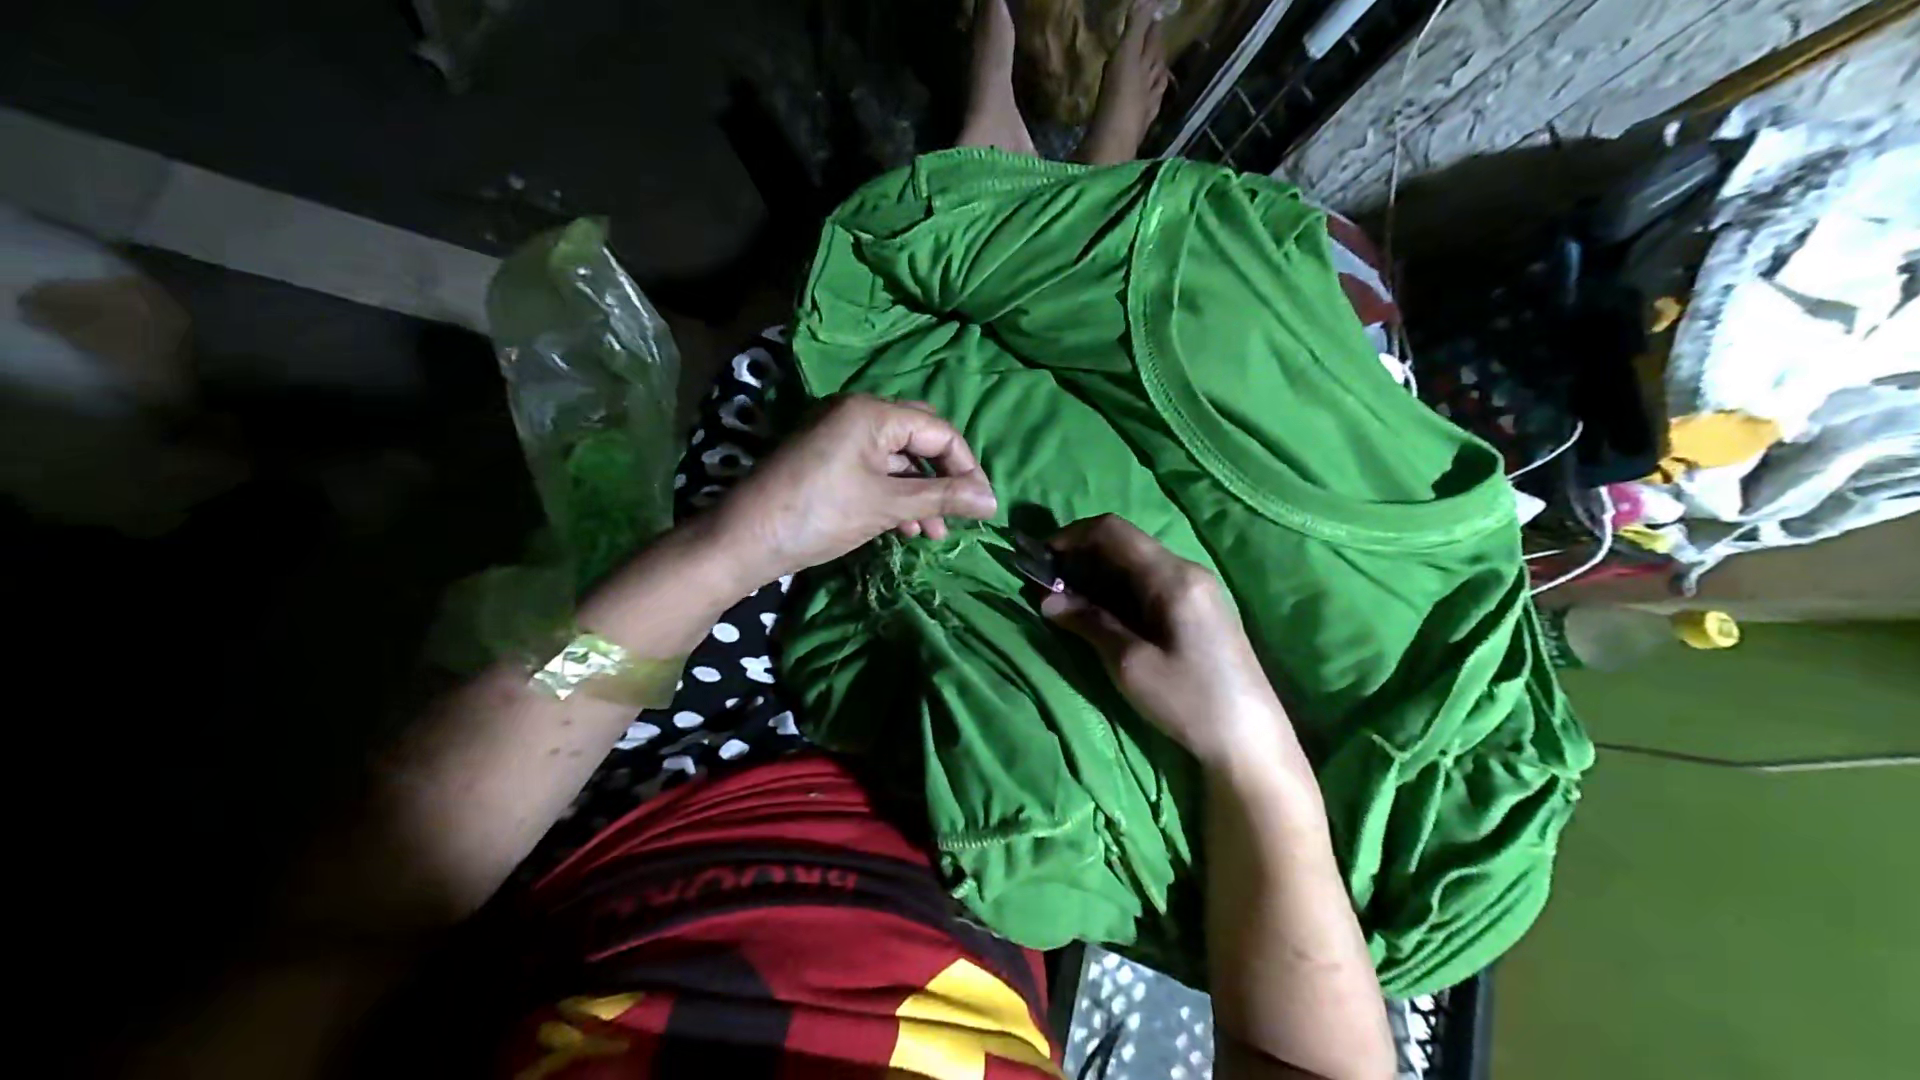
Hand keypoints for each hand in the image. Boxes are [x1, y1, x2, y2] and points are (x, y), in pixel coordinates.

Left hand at [712, 394, 997, 585]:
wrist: (745, 540)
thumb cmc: (819, 514)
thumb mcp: (887, 505)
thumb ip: (942, 498)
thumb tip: (993, 503)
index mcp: (873, 412)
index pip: (939, 431)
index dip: (966, 467)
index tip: (982, 506)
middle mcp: (858, 413)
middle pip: (920, 439)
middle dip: (943, 477)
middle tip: (959, 512)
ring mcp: (840, 435)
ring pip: (898, 458)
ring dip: (920, 492)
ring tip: (933, 532)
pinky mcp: (828, 458)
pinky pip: (875, 469)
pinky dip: (894, 494)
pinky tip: (905, 527)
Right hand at [1041, 514, 1302, 772]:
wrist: (1250, 741)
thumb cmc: (1190, 701)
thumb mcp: (1130, 664)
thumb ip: (1089, 622)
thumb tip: (1046, 598)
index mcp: (1173, 577)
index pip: (1114, 531)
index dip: (1072, 536)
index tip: (1040, 558)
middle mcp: (1187, 571)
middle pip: (1124, 544)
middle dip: (1080, 557)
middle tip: (1046, 585)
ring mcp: (1196, 589)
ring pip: (1135, 564)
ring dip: (1096, 575)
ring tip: (1065, 601)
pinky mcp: (1198, 608)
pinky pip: (1148, 583)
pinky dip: (1117, 590)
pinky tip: (1099, 614)